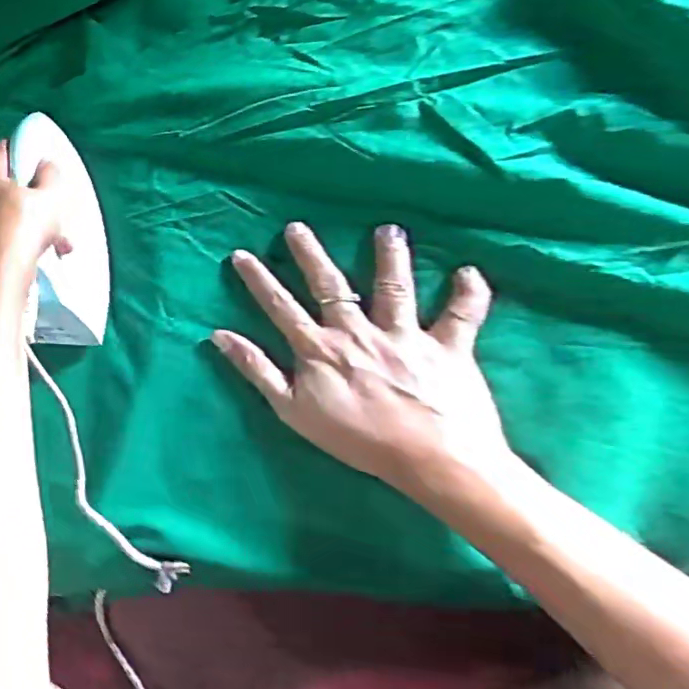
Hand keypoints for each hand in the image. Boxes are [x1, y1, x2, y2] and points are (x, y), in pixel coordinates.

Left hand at [0, 141, 72, 275]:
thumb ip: (49, 175)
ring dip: (38, 224)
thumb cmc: (27, 225)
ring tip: (61, 237)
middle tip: (49, 196)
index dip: (13, 147)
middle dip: (32, 194)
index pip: (0, 154)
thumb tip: (44, 164)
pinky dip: (32, 242)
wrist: (6, 272)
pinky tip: (53, 251)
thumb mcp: (49, 195)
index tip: (21, 145)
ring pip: (15, 217)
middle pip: (8, 189)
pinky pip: (14, 237)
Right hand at [211, 221, 514, 494]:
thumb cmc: (359, 440)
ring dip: (390, 257)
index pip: (281, 306)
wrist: (434, 461)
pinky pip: (461, 316)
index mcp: (320, 348)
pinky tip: (470, 272)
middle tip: (297, 227)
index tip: (241, 253)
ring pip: (394, 288)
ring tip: (388, 230)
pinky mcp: (449, 348)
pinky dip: (469, 294)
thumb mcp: (292, 410)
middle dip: (311, 254)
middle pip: (330, 286)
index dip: (258, 279)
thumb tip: (219, 335)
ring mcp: (405, 337)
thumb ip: (257, 369)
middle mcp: (358, 332)